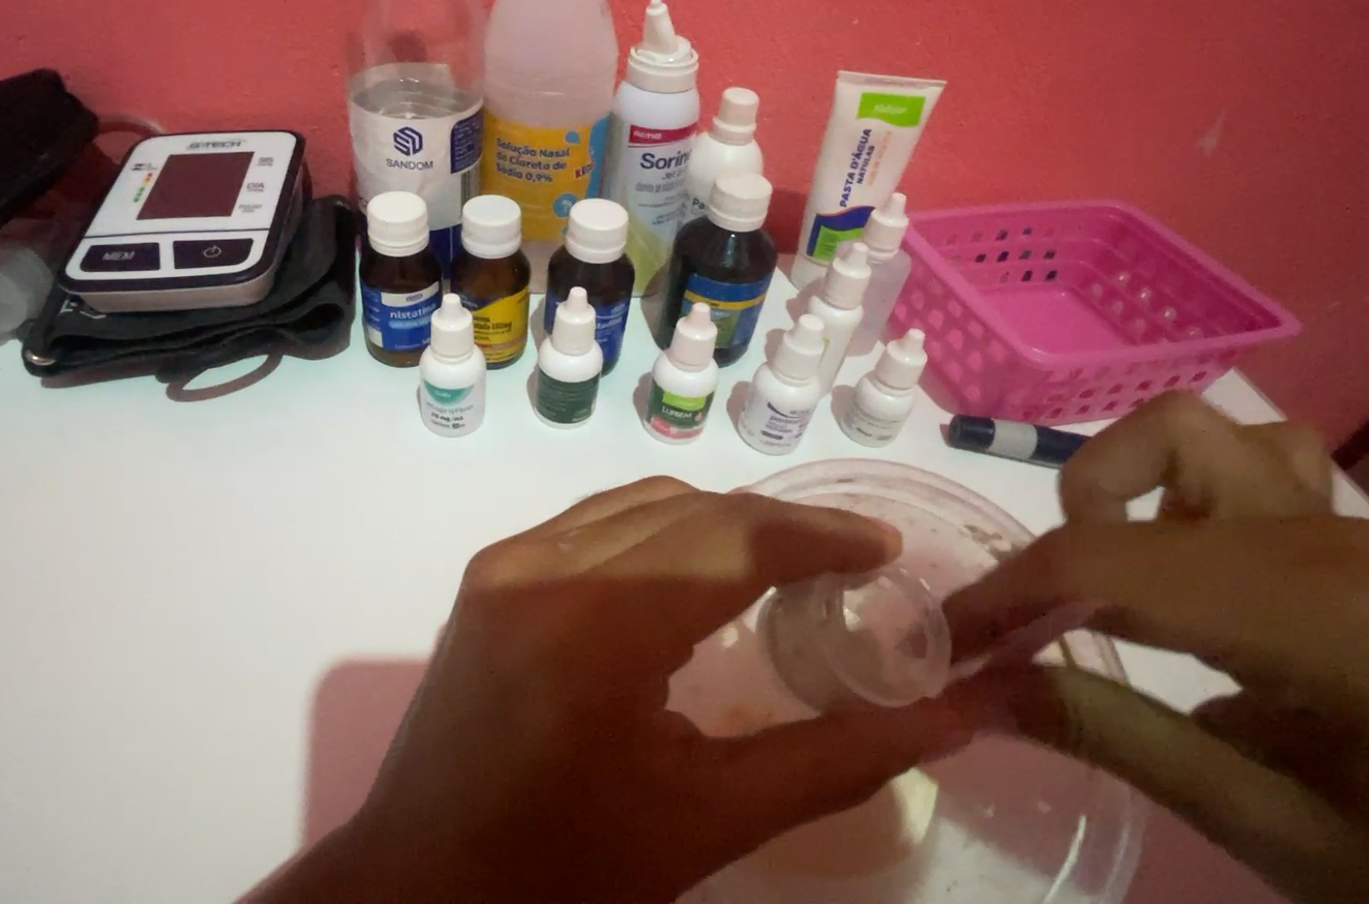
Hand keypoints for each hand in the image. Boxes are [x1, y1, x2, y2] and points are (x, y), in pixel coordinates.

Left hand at [258, 477, 997, 903]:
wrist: (422, 877)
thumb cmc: (566, 866)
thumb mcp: (707, 819)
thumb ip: (832, 760)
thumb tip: (946, 719)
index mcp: (597, 627)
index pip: (730, 539)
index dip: (816, 534)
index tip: (882, 545)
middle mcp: (544, 566)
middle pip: (689, 508)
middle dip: (776, 524)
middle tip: (846, 560)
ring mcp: (507, 560)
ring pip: (641, 501)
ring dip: (719, 519)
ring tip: (783, 561)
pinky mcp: (489, 570)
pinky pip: (595, 521)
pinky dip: (660, 527)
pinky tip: (693, 569)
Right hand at [945, 392, 1368, 902]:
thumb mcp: (1264, 829)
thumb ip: (1107, 736)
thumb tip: (972, 690)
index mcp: (1313, 613)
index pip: (1107, 561)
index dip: (1003, 592)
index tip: (949, 639)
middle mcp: (1327, 540)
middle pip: (1158, 446)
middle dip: (1074, 516)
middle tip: (1056, 606)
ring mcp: (1345, 529)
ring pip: (1203, 435)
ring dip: (1132, 483)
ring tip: (1122, 576)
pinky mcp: (1348, 539)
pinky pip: (1248, 462)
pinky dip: (1180, 489)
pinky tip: (1181, 569)